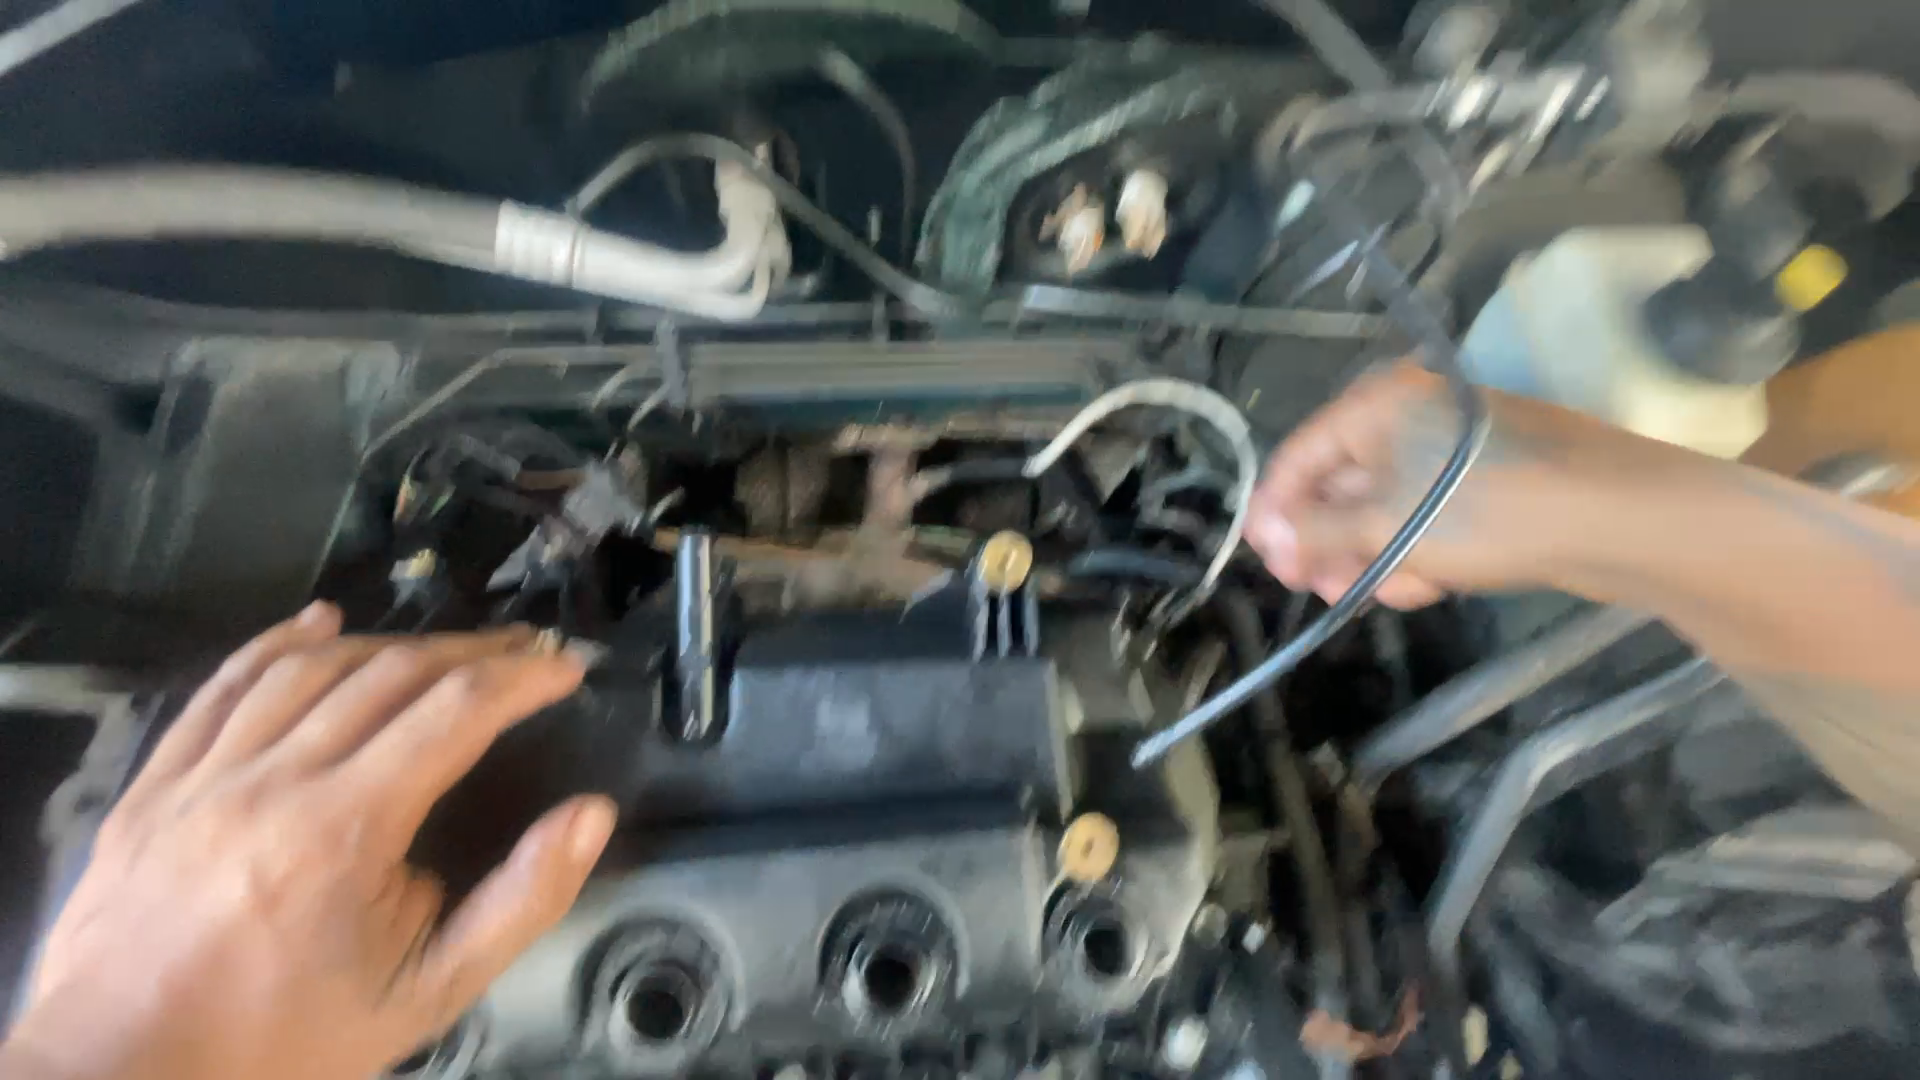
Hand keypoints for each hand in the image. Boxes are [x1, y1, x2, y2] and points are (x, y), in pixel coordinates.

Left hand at [7, 605, 615, 1079]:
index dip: (524, 676)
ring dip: (399, 642)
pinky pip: (218, 691)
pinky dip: (278, 644)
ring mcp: (200, 781)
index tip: (567, 668)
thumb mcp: (434, 990)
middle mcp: (270, 783)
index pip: (456, 710)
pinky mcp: (152, 790)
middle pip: (393, 674)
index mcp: (342, 829)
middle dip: (479, 650)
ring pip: (314, 669)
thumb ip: (524, 900)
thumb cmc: (293, 1037)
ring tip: (455, 646)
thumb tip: (592, 813)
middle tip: (532, 647)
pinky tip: (323, 620)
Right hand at [1243, 362, 1609, 606]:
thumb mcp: (1384, 523)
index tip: (1262, 556)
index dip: (1274, 509)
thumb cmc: (1488, 510)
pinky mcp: (1485, 481)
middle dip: (1324, 540)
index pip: (1299, 456)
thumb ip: (1314, 530)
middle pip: (1340, 483)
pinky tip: (1418, 587)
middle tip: (1308, 585)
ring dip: (1365, 553)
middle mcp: (1410, 416)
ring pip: (1383, 506)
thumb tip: (1268, 539)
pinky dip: (1414, 550)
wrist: (1633, 521)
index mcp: (1377, 405)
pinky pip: (1427, 515)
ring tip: (1359, 595)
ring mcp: (1451, 449)